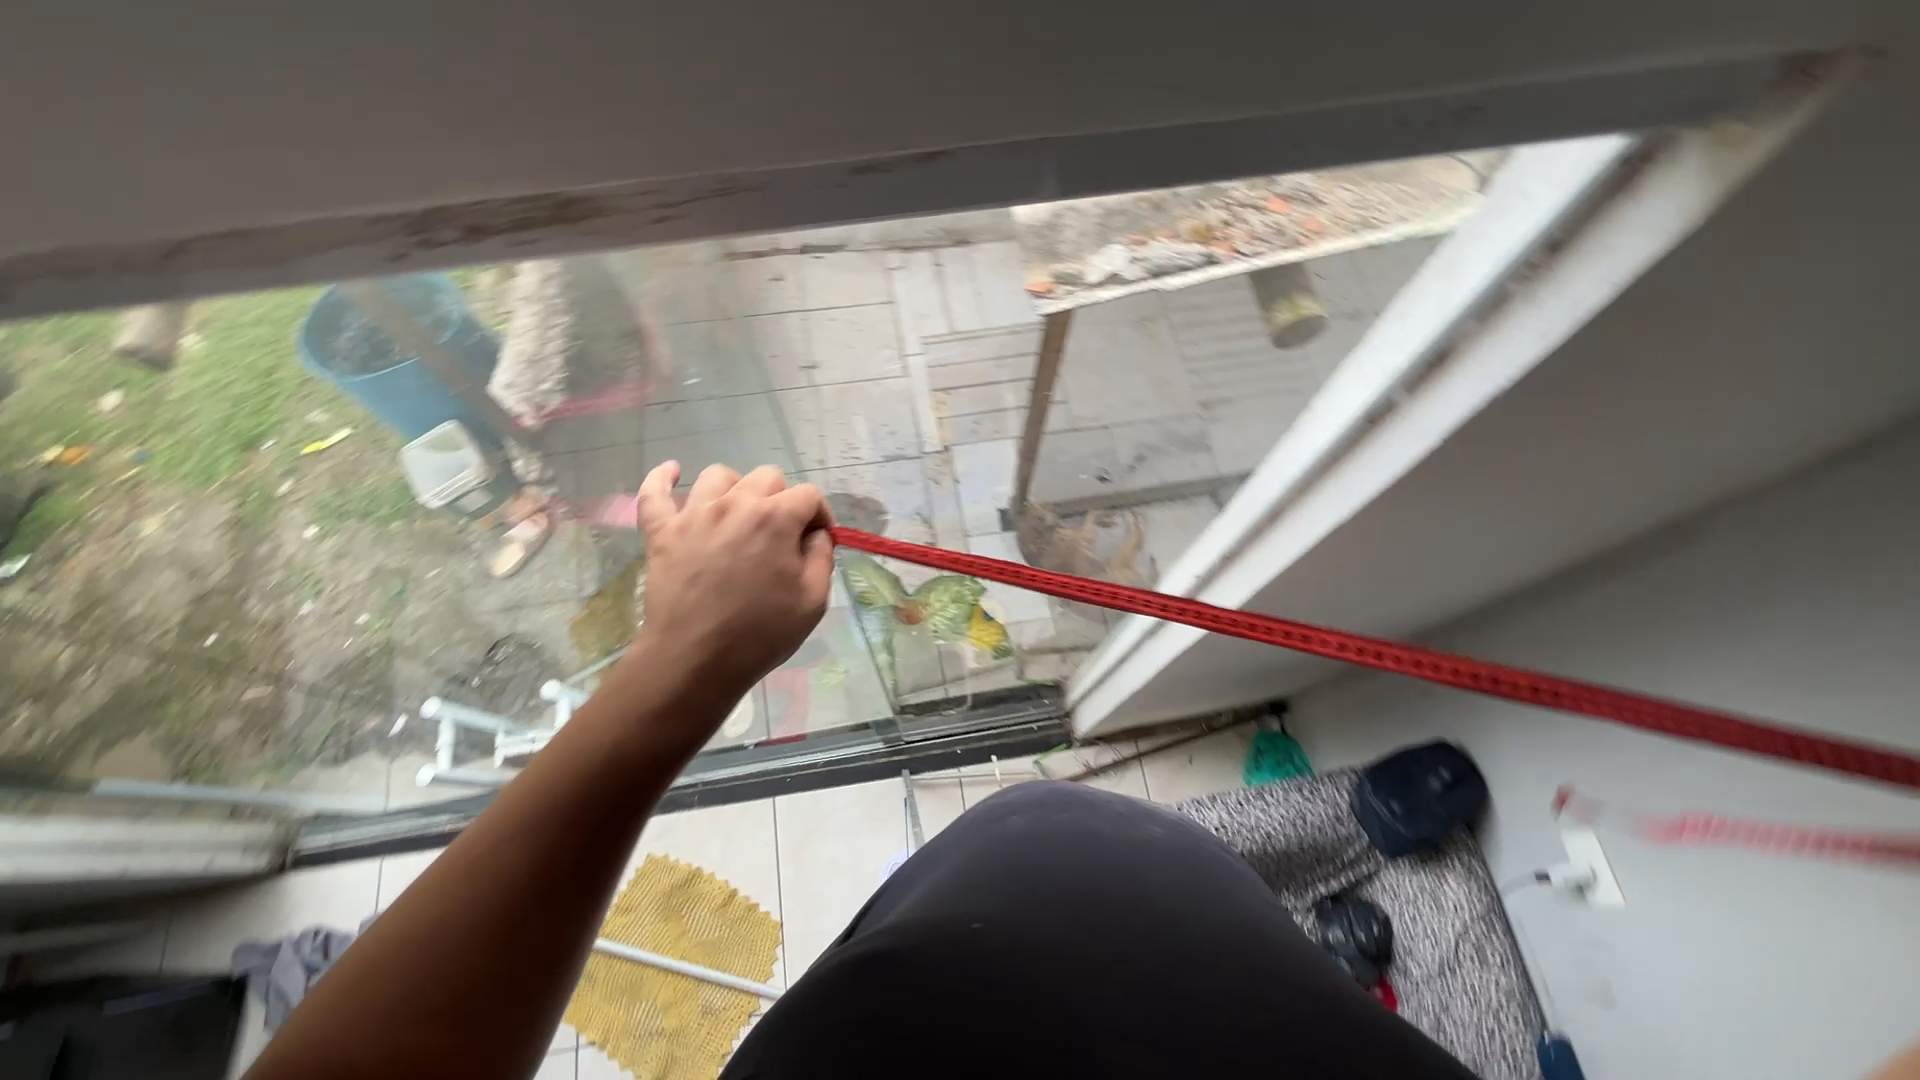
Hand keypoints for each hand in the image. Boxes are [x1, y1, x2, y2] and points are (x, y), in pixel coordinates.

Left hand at [622, 462, 834, 741]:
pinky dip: (662, 477)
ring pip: (718, 476)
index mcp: (775, 518)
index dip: (819, 515)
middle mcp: (734, 504)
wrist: (694, 660)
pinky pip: (654, 492)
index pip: (808, 495)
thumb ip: (821, 557)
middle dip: (782, 499)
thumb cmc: (760, 635)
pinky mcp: (661, 531)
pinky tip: (672, 471)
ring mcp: (692, 514)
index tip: (818, 541)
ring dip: (736, 489)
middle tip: (781, 534)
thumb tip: (816, 534)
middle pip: (766, 476)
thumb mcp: (813, 601)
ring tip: (739, 515)